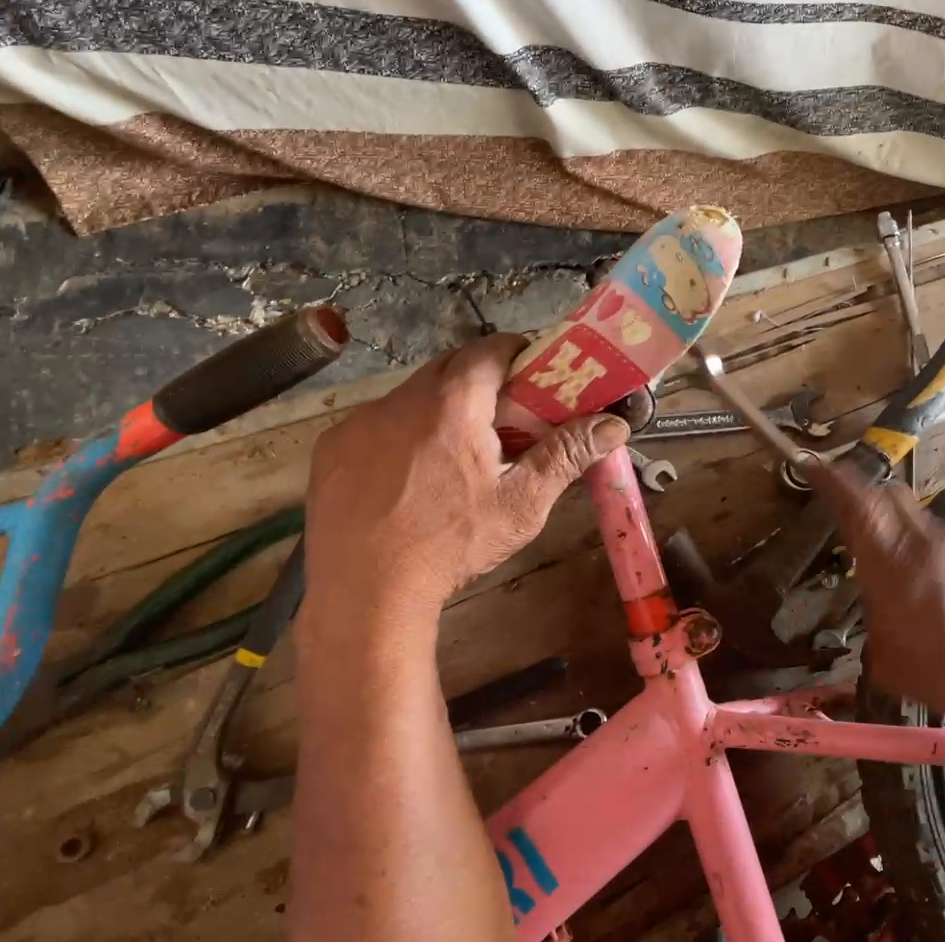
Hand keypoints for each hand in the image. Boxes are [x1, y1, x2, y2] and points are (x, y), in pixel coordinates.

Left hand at [303, 333, 629, 627]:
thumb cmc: (451, 545)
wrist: (365, 595)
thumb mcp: (521, 503)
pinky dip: (400, 434)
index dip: (517, 353)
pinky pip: (375, 424)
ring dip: (439, 408)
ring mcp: (358, 422)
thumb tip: (614, 426)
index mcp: (451, 404)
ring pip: (410, 396)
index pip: (489, 348)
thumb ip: (566, 455)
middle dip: (481, 380)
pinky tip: (409, 476)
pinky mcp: (330, 449)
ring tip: (458, 451)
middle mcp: (400, 400)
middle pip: (449, 367)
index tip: (537, 372)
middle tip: (507, 414)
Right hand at [808, 464, 944, 730]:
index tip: (813, 465)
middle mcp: (931, 542)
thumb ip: (876, 621)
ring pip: (922, 523)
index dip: (832, 482)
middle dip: (866, 502)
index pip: (859, 508)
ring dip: (910, 545)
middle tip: (857, 525)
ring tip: (925, 595)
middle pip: (888, 497)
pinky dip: (944, 561)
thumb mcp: (897, 665)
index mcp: (899, 572)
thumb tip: (876, 602)